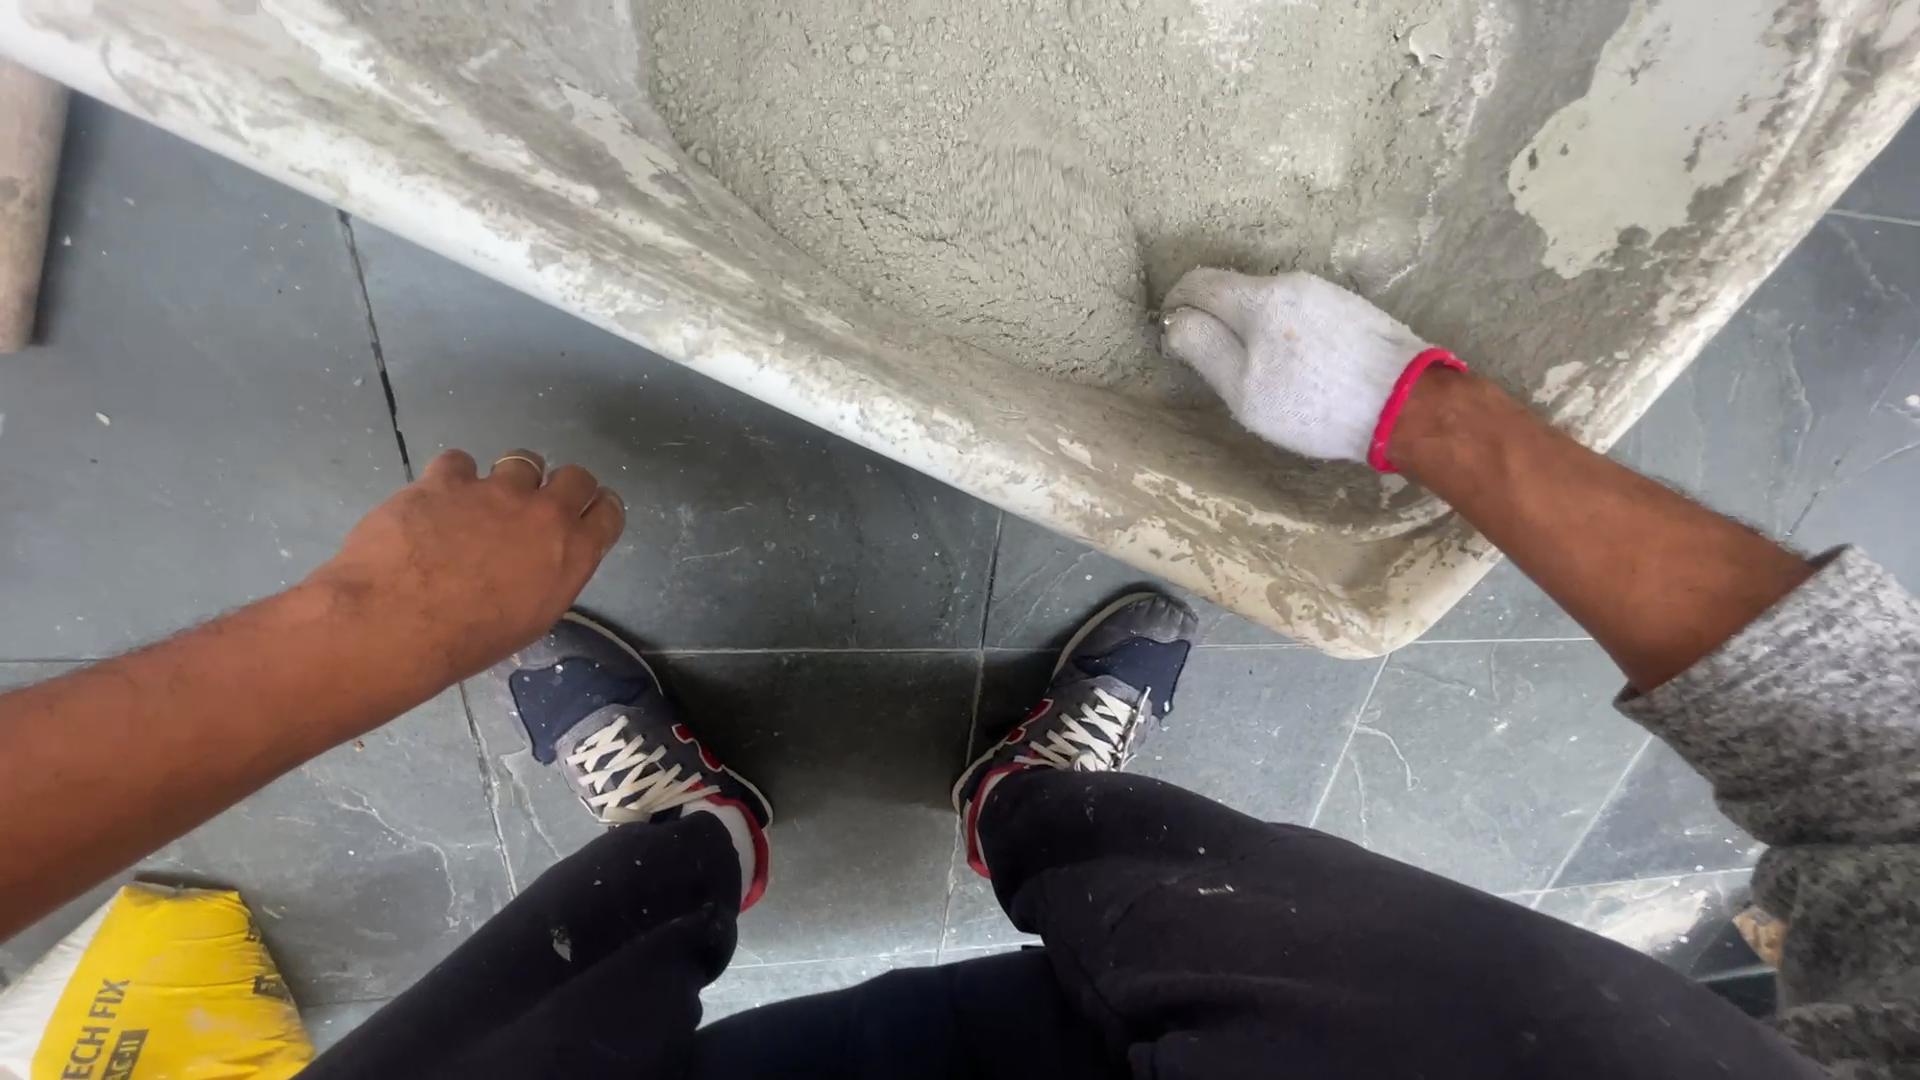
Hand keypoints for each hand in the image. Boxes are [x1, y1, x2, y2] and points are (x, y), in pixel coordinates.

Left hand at [303, 449, 625, 685]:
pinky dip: (454, 477)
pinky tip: (440, 498)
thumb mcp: (535, 616)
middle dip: (564, 486)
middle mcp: (545, 512)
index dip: (600, 509)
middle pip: (577, 476)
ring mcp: (496, 491)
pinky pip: (459, 461)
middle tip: (541, 505)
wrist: (395, 623)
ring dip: (513, 477)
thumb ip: (553, 575)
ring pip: (523, 460)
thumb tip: (544, 561)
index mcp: (574, 551)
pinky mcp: (446, 480)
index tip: (587, 515)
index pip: (610, 511)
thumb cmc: (471, 638)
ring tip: (488, 499)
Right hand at [1160, 269, 1435, 464]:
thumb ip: (1204, 350)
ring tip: (1256, 372)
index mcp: (1258, 300)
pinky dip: (1276, 331)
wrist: (1408, 405)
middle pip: (1231, 291)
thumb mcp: (1244, 391)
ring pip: (1263, 302)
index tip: (1175, 338)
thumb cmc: (1315, 406)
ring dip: (1246, 327)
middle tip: (1214, 365)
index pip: (1197, 283)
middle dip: (1211, 319)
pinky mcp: (1347, 306)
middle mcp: (1290, 282)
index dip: (1175, 307)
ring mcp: (1323, 291)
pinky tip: (1293, 366)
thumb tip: (1177, 321)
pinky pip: (1293, 311)